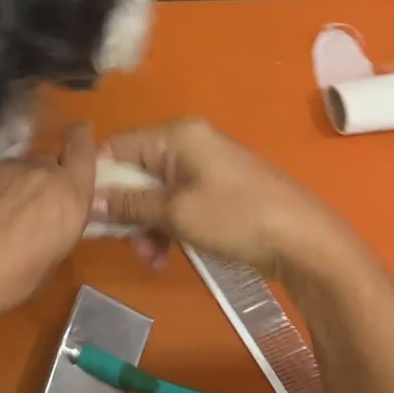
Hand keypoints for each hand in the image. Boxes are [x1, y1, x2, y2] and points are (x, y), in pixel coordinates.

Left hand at [0, 124, 96, 353]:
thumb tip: (46, 221)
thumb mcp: (49, 260)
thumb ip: (55, 227)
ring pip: (14, 170)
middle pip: (46, 163)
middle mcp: (38, 171)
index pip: (82, 148)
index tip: (78, 136)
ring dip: (11, 186)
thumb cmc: (10, 279)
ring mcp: (1, 167)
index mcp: (68, 194)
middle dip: (42, 180)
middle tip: (29, 209)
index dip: (80, 140)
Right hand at [92, 119, 357, 279]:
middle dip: (123, 209)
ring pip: (151, 193)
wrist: (307, 244)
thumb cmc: (238, 218)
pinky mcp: (213, 191)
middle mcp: (186, 144)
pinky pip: (173, 204)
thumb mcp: (176, 213)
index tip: (87, 213)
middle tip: (121, 242)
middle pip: (132, 172)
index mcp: (176, 136)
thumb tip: (88, 201)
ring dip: (143, 225)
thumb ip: (128, 204)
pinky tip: (164, 256)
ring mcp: (202, 168)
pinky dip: (164, 228)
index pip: (116, 147)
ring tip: (149, 256)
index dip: (98, 179)